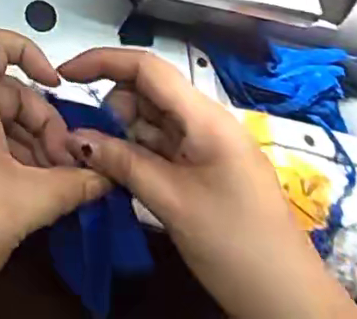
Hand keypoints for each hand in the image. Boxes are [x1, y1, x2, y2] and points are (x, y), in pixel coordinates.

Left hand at [0, 29, 109, 317]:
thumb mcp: (24, 202)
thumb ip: (72, 185)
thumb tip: (106, 176)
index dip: (29, 51)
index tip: (55, 85)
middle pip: (12, 92)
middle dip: (46, 122)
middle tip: (71, 162)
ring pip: (6, 123)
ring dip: (38, 147)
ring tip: (64, 185)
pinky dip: (21, 163)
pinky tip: (44, 195)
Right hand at [58, 48, 356, 318]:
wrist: (289, 303)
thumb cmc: (237, 246)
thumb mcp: (172, 202)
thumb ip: (123, 163)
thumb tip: (77, 138)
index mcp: (204, 116)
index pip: (147, 67)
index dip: (103, 61)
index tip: (67, 72)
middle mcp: (205, 120)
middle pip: (146, 92)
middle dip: (111, 108)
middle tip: (84, 143)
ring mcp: (206, 144)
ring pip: (151, 119)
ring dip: (121, 134)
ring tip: (99, 164)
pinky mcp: (205, 167)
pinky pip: (162, 145)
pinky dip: (137, 153)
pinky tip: (119, 173)